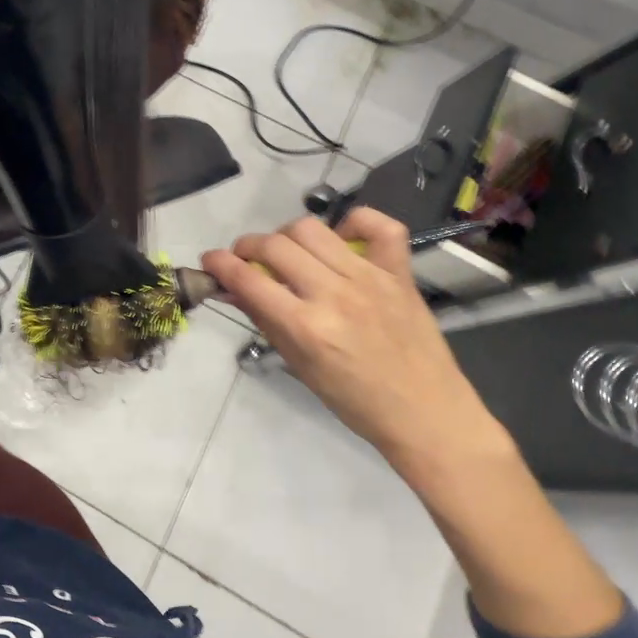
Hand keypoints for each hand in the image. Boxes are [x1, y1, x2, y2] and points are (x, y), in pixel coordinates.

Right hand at [200, 210, 512, 469]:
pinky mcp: (400, 274)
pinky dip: (354, 222)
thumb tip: (230, 288)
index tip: (209, 261)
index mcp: (306, 326)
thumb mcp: (297, 364)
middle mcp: (335, 295)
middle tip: (245, 261)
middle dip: (247, 247)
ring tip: (287, 253)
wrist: (427, 414)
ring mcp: (370, 279)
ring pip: (312, 229)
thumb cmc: (354, 401)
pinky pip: (379, 227)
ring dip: (286, 235)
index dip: (218, 263)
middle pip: (275, 245)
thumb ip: (264, 319)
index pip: (248, 278)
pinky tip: (340, 239)